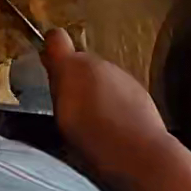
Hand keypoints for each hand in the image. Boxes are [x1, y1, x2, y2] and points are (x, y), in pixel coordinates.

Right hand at [41, 28, 174, 175]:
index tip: (51, 63)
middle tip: (75, 108)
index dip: (53, 48)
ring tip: (97, 121)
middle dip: (77, 79)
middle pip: (81, 63)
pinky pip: (120, 90)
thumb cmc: (89, 136)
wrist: (137, 151)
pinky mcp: (139, 88)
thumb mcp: (61, 114)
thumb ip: (58, 87)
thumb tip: (54, 69)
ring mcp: (121, 74)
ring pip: (102, 77)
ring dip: (97, 91)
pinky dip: (116, 102)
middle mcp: (97, 63)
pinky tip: (117, 125)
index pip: (56, 39)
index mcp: (72, 66)